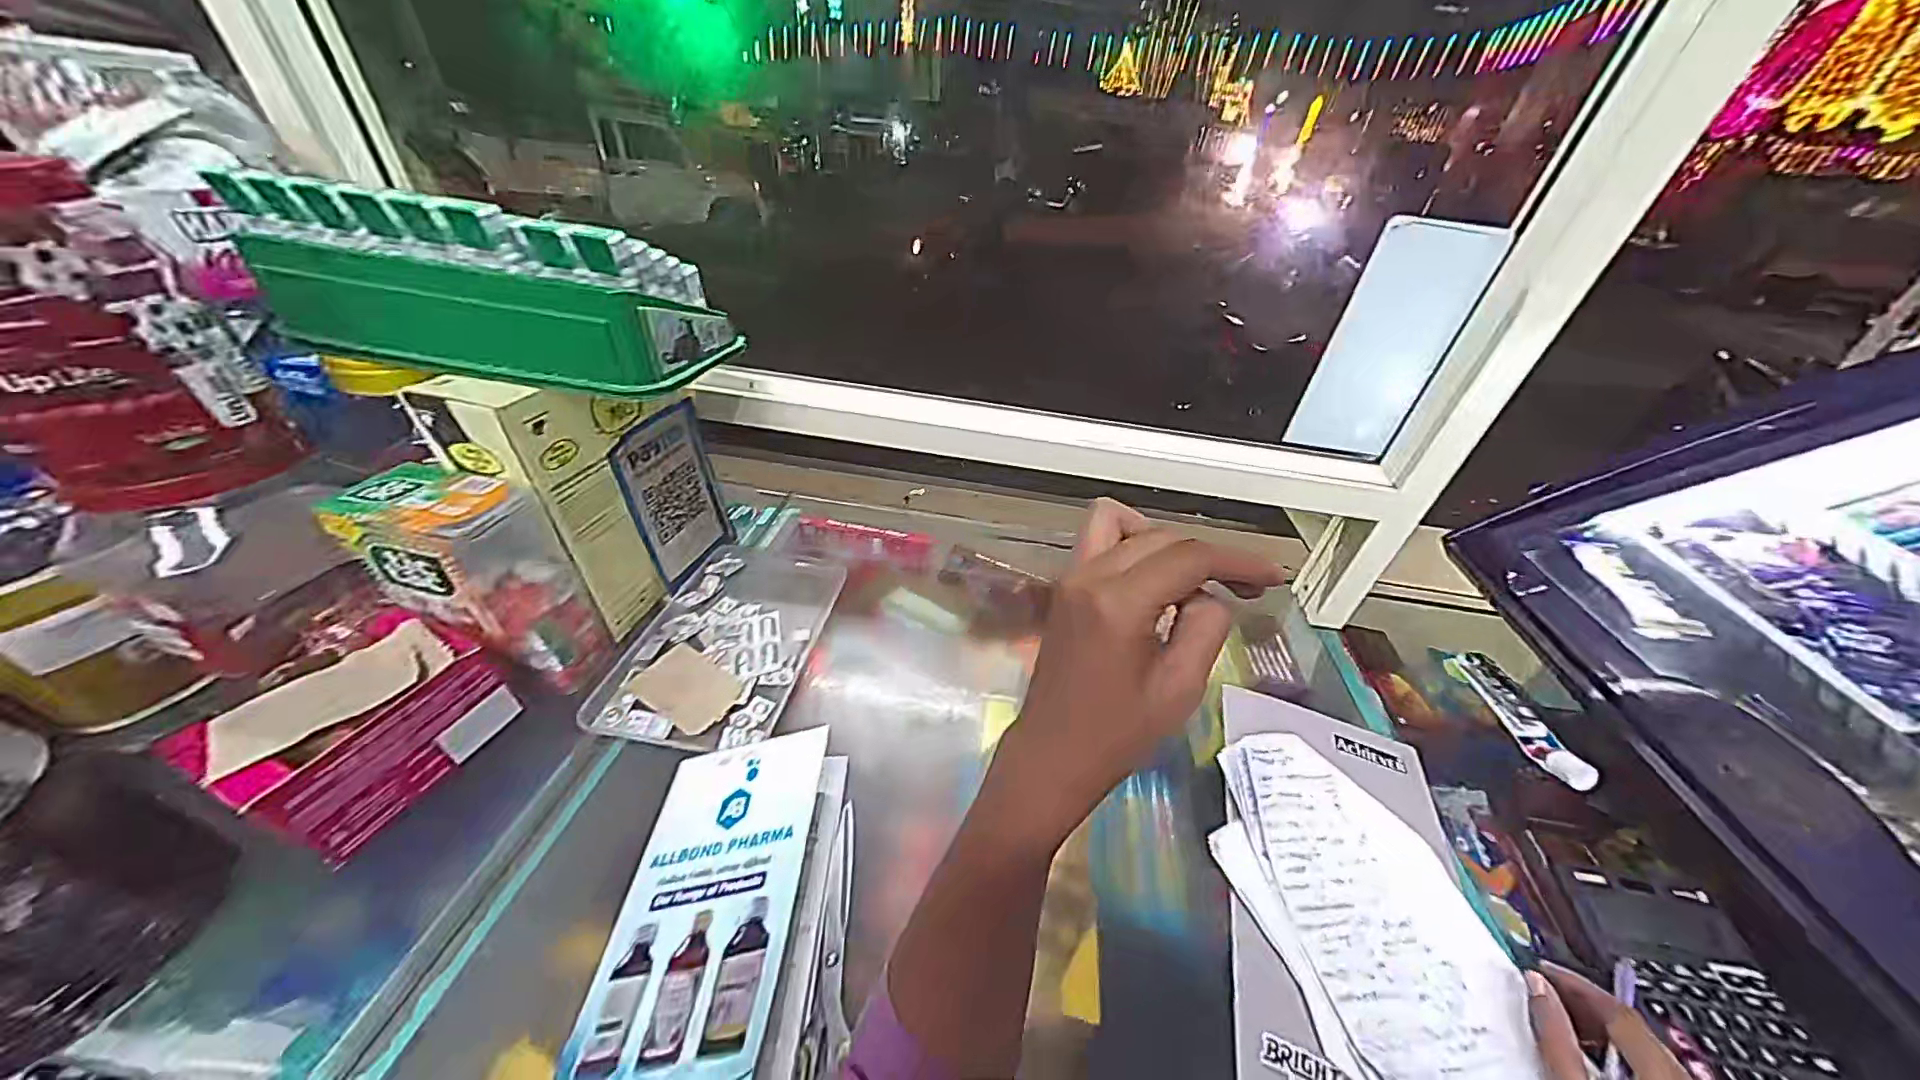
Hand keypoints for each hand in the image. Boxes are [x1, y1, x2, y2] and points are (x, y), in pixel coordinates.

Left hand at [987, 498, 1285, 848]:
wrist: (1052, 753)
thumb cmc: (1117, 733)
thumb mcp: (1180, 687)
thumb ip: (1206, 627)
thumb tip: (1210, 595)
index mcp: (1117, 602)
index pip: (1189, 557)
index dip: (1238, 561)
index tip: (1271, 576)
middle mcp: (1087, 577)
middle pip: (1160, 536)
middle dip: (1207, 556)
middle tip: (1241, 589)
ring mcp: (1069, 579)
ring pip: (1122, 524)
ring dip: (1163, 542)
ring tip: (1190, 581)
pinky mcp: (1063, 589)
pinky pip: (1099, 543)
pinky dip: (1132, 547)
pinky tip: (1153, 584)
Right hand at [1528, 961, 1687, 1079]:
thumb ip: (1556, 1035)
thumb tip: (1536, 983)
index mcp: (1660, 1065)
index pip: (1615, 1007)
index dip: (1573, 982)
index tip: (1538, 968)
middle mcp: (1681, 1072)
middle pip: (1631, 1024)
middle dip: (1583, 1002)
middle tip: (1543, 989)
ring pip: (1641, 1044)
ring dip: (1597, 1026)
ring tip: (1561, 1022)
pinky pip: (1648, 1063)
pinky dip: (1617, 1051)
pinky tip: (1590, 1055)